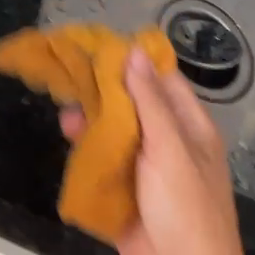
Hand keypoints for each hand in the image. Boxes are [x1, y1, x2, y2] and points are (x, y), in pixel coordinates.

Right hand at [60, 50, 240, 254]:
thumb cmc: (186, 210)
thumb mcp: (171, 150)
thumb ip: (150, 101)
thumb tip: (134, 51)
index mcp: (188, 128)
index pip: (160, 80)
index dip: (132, 61)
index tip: (98, 44)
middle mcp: (167, 142)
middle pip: (132, 102)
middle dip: (101, 89)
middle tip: (69, 72)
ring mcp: (145, 167)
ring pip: (114, 129)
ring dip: (90, 117)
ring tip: (66, 113)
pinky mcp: (125, 190)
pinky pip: (103, 159)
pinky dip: (85, 146)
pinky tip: (68, 135)